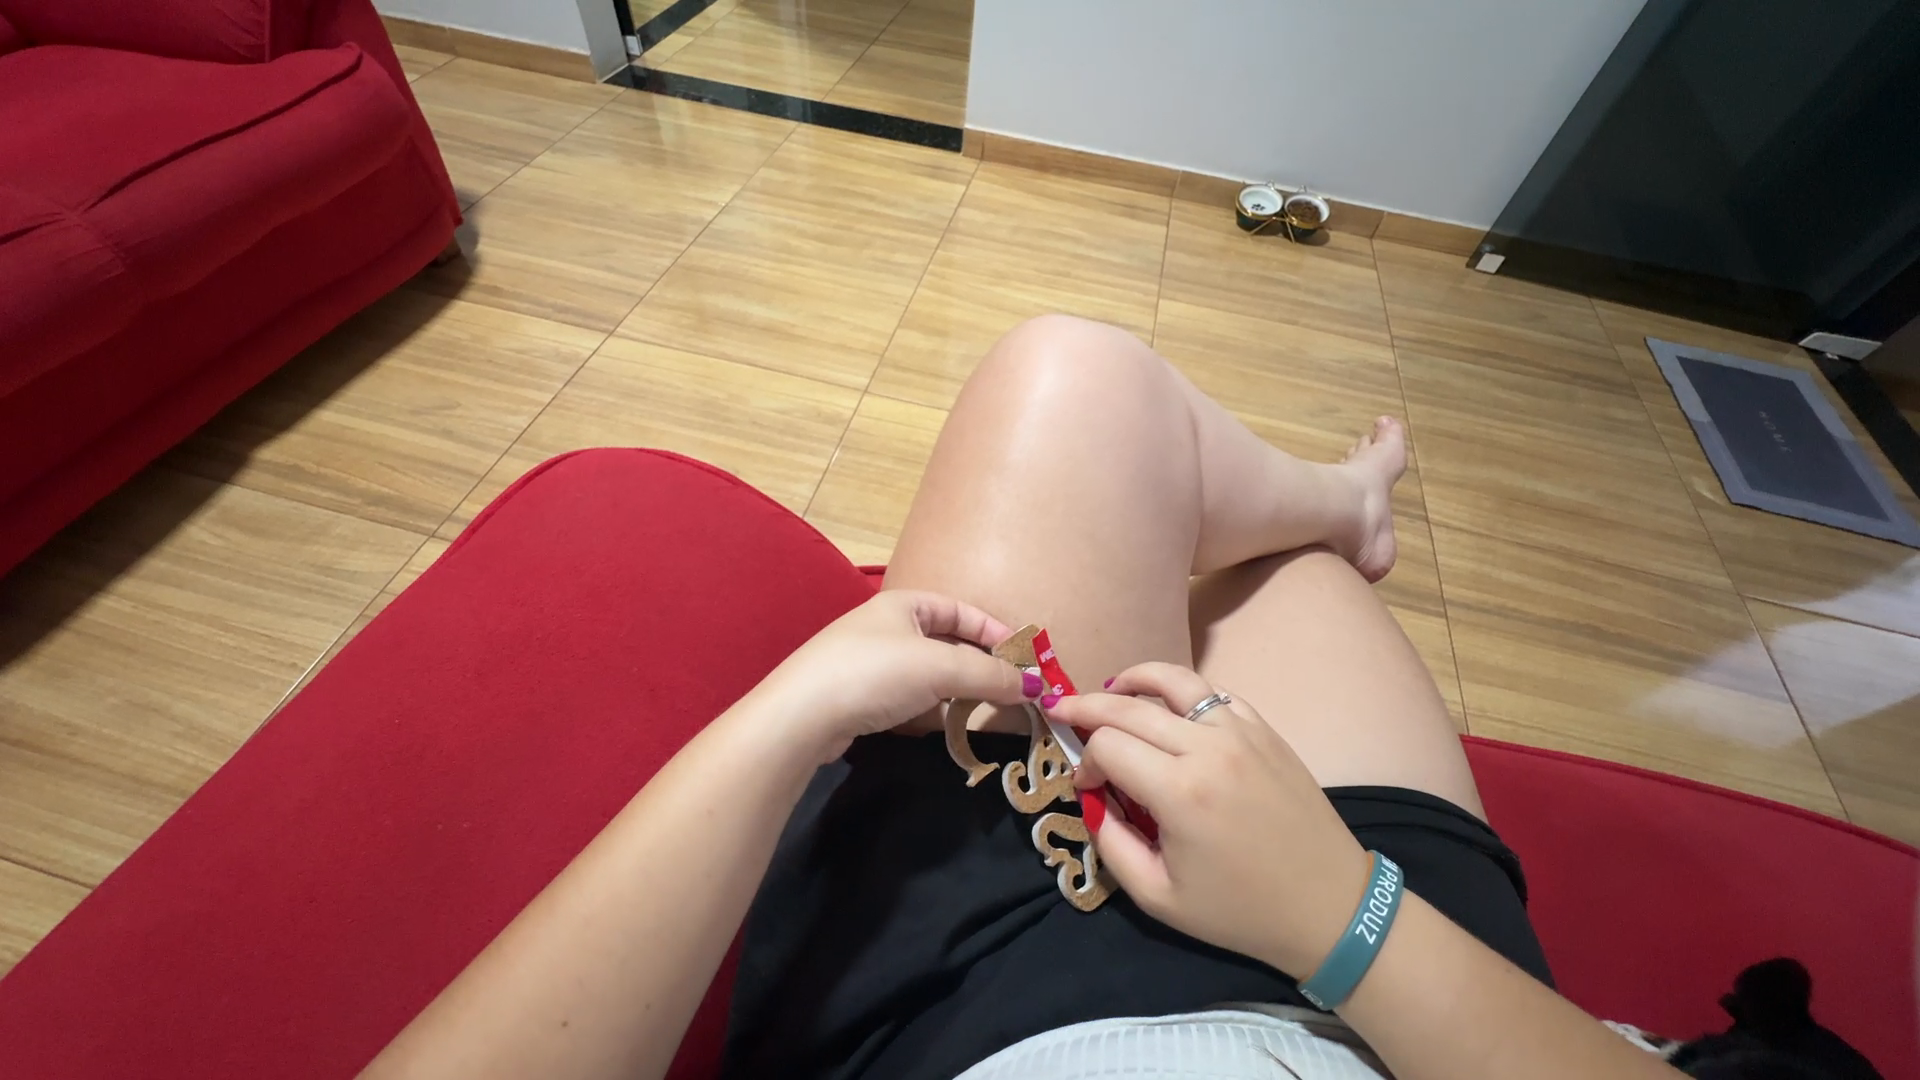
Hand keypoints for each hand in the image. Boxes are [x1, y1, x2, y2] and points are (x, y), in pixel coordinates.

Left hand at [746, 590, 1038, 762]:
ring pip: (927, 672)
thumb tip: (1035, 687)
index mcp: (903, 604)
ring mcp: (868, 662)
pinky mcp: (858, 696)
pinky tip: (942, 724)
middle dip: (978, 664)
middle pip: (945, 641)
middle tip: (1009, 688)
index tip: (1023, 659)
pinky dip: (929, 707)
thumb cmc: (875, 673)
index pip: (960, 609)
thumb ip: (990, 675)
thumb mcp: (941, 668)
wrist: (802, 716)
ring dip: (955, 689)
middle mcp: (885, 626)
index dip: (994, 631)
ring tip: (981, 708)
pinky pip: (906, 696)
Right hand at [1046, 662, 1371, 977]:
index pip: (1108, 745)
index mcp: (1180, 791)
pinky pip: (1212, 693)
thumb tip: (1091, 797)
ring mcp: (1241, 731)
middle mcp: (1208, 747)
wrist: (1330, 906)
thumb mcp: (1158, 896)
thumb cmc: (1239, 909)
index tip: (1086, 785)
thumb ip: (1111, 842)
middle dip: (1086, 706)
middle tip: (1063, 710)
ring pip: (1173, 680)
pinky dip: (1181, 691)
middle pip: (1128, 706)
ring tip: (1110, 688)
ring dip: (1133, 680)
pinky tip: (1168, 708)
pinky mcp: (1264, 729)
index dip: (1085, 760)